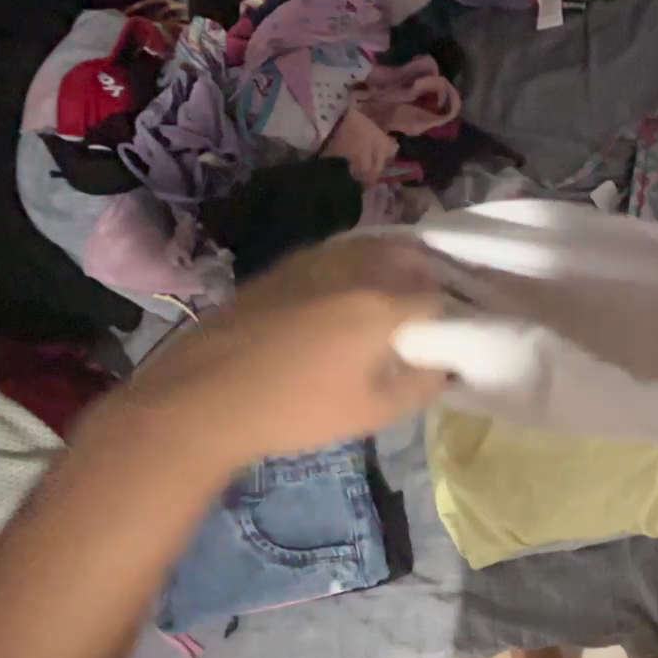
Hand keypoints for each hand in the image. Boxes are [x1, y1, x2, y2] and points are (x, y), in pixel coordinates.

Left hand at [99, 236, 448, 467]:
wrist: (205, 397)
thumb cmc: (298, 411)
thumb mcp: (374, 412)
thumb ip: (421, 385)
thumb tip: (445, 366)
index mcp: (382, 306)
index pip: (437, 297)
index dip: (452, 315)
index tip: (453, 334)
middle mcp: (354, 271)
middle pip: (409, 256)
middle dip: (430, 276)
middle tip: (434, 303)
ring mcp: (314, 262)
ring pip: (372, 246)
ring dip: (396, 262)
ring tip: (400, 290)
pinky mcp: (283, 267)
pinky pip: (338, 252)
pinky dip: (360, 263)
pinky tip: (352, 289)